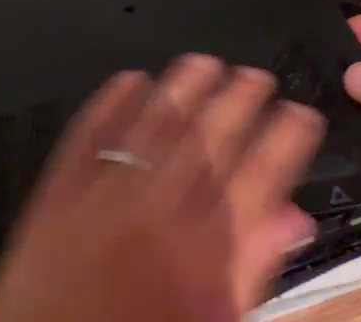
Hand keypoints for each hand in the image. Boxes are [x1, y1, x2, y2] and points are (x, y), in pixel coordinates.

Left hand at [0, 55, 325, 321]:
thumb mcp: (213, 315)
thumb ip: (253, 264)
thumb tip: (292, 221)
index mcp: (200, 252)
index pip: (259, 177)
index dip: (287, 137)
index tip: (300, 114)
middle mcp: (157, 215)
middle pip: (210, 138)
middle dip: (240, 99)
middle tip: (256, 76)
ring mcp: (105, 197)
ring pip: (154, 124)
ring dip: (184, 86)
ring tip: (204, 63)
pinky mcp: (60, 194)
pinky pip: (90, 133)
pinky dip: (112, 100)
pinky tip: (131, 79)